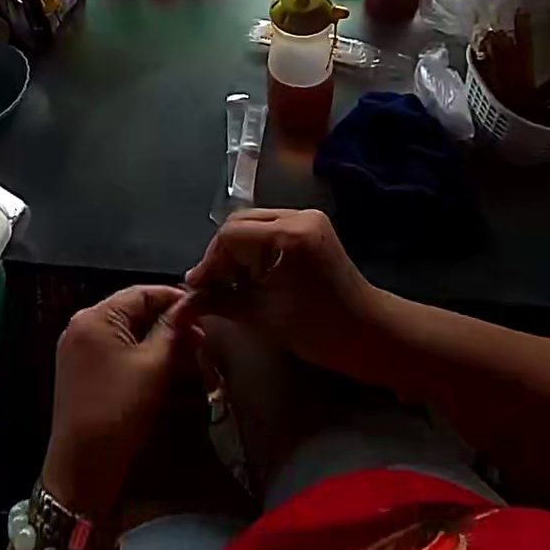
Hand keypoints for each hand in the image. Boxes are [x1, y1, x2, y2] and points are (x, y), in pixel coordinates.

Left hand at [42, 285, 196, 517]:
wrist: (81, 471)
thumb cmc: (118, 411)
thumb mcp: (154, 365)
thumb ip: (174, 329)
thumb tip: (193, 303)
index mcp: (94, 317)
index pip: (143, 292)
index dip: (175, 299)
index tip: (203, 309)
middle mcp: (81, 325)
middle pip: (134, 310)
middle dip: (168, 322)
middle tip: (198, 336)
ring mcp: (78, 349)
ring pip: (127, 331)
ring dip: (157, 339)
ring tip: (186, 352)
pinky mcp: (80, 370)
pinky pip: (116, 348)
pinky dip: (139, 352)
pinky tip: (161, 366)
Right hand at [184, 209, 386, 372]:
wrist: (368, 333)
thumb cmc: (318, 330)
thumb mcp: (262, 317)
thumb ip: (219, 302)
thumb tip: (181, 305)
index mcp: (289, 234)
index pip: (231, 233)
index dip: (209, 261)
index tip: (197, 289)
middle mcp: (299, 215)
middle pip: (241, 222)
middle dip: (221, 254)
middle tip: (210, 286)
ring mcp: (308, 217)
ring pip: (255, 223)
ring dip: (237, 250)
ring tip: (228, 283)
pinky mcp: (313, 225)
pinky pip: (272, 227)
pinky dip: (255, 247)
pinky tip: (250, 274)